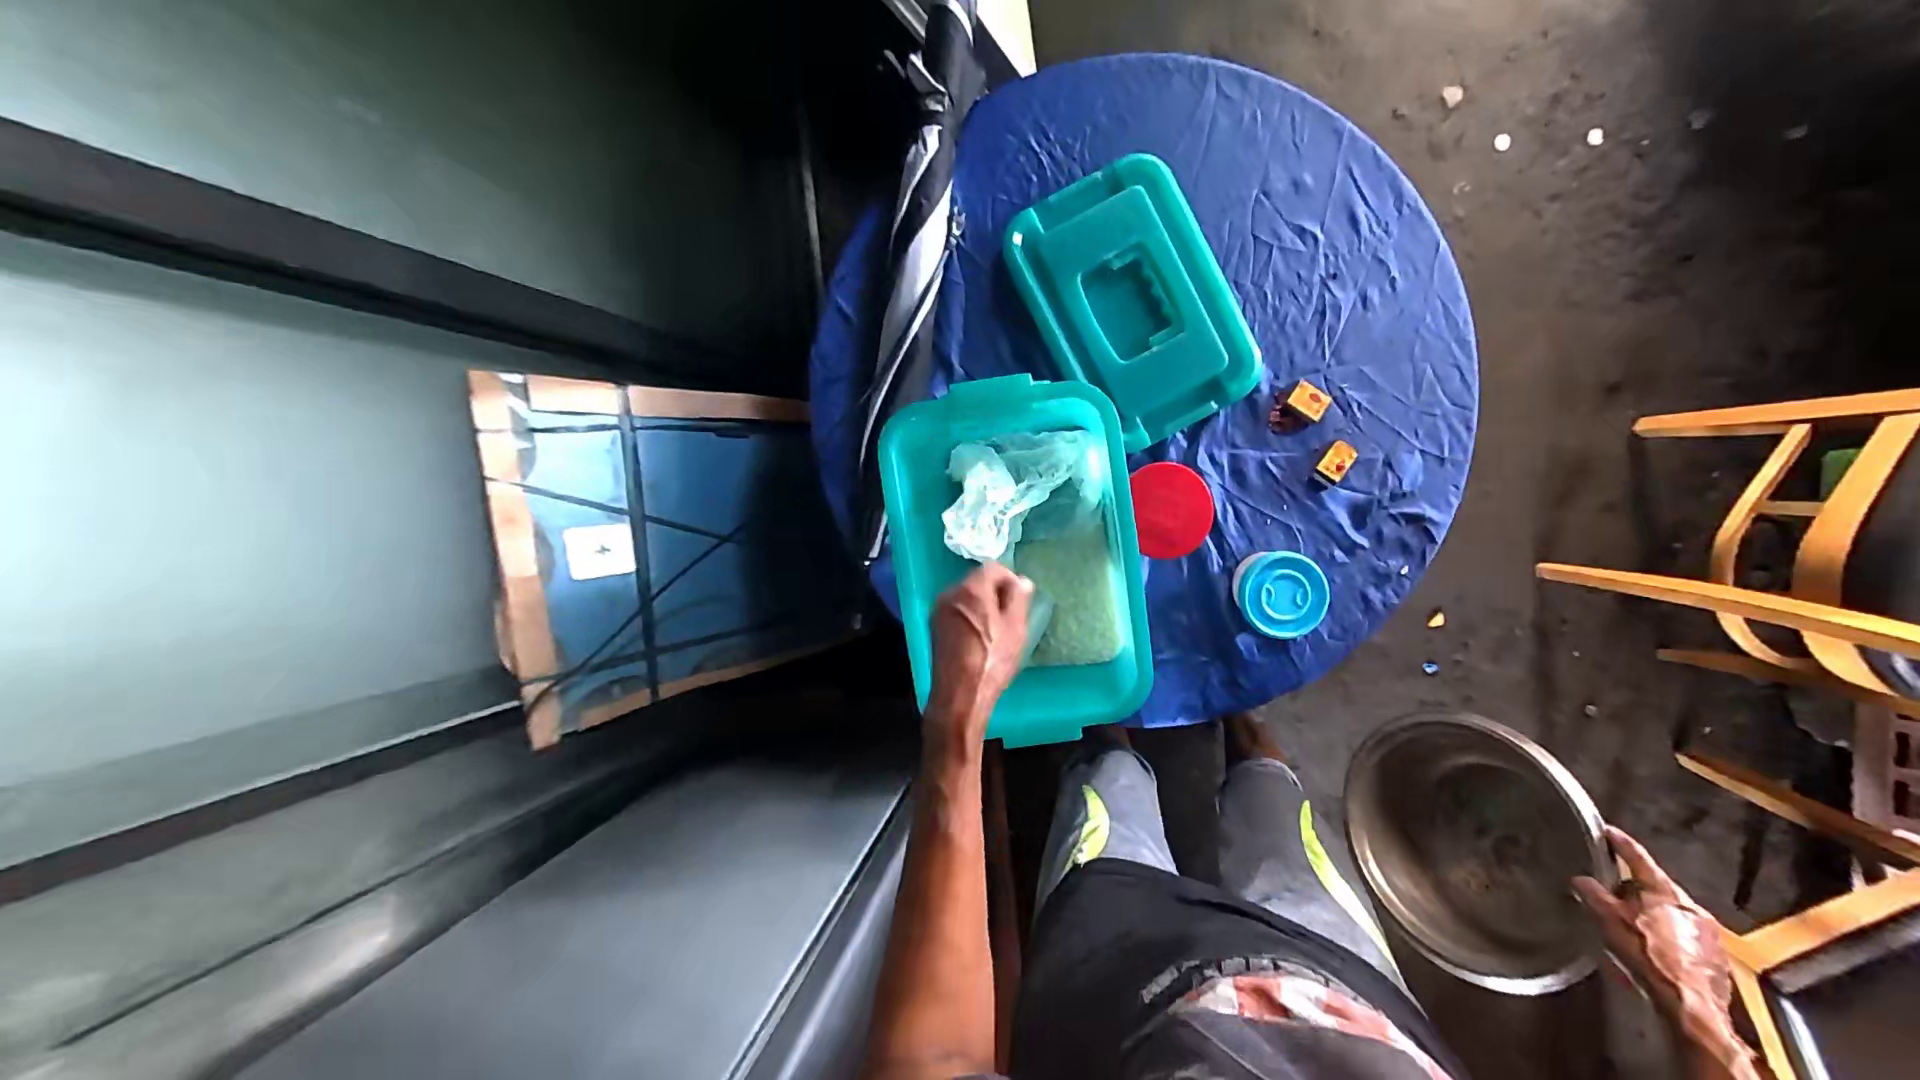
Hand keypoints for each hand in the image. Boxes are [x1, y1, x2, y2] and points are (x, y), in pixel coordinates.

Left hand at [926, 563, 1033, 745]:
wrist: (960, 694)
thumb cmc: (992, 660)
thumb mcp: (1015, 628)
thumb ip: (1018, 599)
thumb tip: (1021, 581)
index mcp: (971, 589)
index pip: (993, 567)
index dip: (1010, 579)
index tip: (1020, 598)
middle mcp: (950, 593)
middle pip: (977, 580)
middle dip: (995, 591)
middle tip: (1011, 615)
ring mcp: (939, 610)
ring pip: (966, 596)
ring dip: (982, 604)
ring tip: (996, 629)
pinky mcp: (934, 627)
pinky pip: (956, 610)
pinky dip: (969, 616)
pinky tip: (979, 638)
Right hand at [1574, 826, 1758, 1079]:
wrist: (1690, 1005)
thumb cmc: (1645, 954)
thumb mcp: (1607, 919)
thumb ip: (1591, 893)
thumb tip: (1581, 879)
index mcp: (1665, 892)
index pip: (1639, 858)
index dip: (1621, 843)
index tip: (1608, 830)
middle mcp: (1692, 906)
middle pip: (1656, 886)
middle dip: (1634, 886)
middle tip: (1611, 889)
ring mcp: (1708, 932)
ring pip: (1670, 910)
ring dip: (1650, 910)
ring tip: (1628, 920)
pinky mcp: (1715, 955)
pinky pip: (1682, 931)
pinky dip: (1664, 930)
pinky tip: (1650, 943)